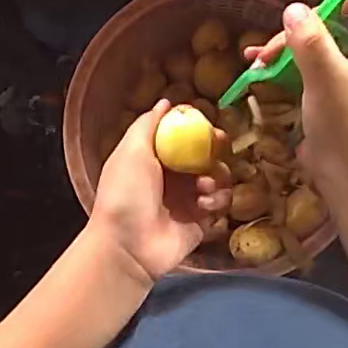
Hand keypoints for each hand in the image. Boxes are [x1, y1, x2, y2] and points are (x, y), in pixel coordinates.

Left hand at [88, 100, 230, 283]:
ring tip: (202, 187)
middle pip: (206, 154)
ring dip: (215, 176)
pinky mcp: (202, 221)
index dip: (198, 129)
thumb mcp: (131, 150)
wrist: (127, 245)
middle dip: (215, 150)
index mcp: (156, 157)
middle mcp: (174, 176)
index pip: (184, 136)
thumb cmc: (125, 194)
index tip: (207, 125)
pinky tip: (203, 205)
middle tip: (219, 148)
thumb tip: (166, 102)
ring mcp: (189, 199)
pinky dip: (217, 200)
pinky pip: (222, 202)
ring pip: (218, 177)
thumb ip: (148, 124)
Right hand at [246, 0, 347, 192]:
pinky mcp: (329, 87)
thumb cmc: (347, 125)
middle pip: (338, 19)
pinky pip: (306, 63)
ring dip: (287, 45)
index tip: (316, 11)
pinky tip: (259, 67)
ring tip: (259, 57)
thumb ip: (311, 42)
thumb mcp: (327, 78)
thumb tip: (292, 9)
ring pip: (317, 41)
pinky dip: (285, 62)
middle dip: (304, 26)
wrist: (345, 175)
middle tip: (276, 44)